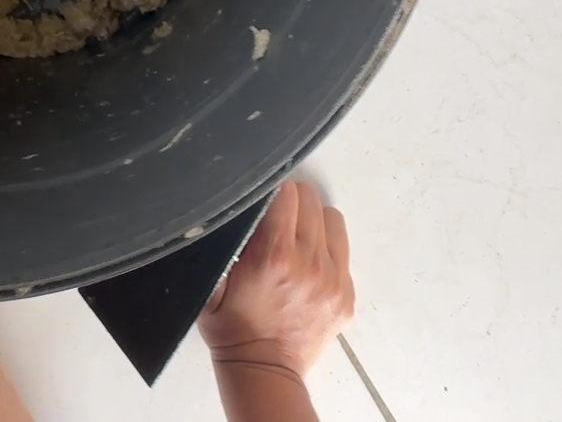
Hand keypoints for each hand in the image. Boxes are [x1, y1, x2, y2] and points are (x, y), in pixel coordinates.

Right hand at [199, 180, 354, 380]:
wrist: (263, 371)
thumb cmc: (232, 324)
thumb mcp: (214, 277)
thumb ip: (228, 240)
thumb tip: (236, 207)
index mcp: (274, 255)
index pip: (286, 193)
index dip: (272, 190)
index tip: (263, 198)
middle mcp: (310, 263)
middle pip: (311, 200)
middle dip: (292, 201)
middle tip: (277, 215)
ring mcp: (334, 280)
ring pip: (332, 219)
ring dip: (313, 220)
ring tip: (296, 235)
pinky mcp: (347, 296)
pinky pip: (342, 250)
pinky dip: (326, 248)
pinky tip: (308, 263)